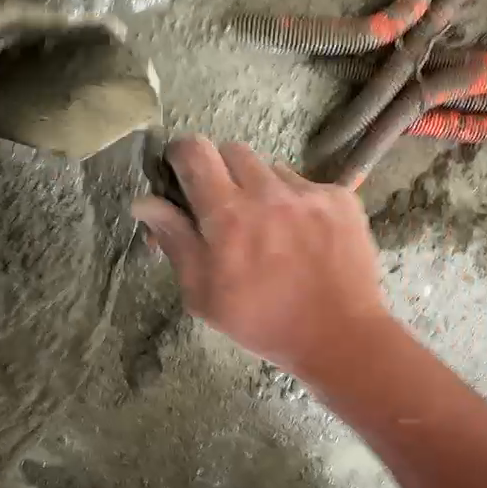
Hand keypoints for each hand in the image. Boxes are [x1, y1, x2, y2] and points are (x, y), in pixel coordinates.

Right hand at [132, 137, 393, 378]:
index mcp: (227, 216)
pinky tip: (302, 238)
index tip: (181, 174)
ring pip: (271, 169)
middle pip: (232, 150)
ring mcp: (308, 193)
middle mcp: (267, 193)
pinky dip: (298, 204)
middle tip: (225, 210)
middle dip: (221, 173)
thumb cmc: (262, 323)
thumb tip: (145, 202)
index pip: (194, 152)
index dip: (181, 155)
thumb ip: (175, 242)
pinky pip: (307, 185)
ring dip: (261, 189)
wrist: (339, 337)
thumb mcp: (203, 295)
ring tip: (269, 230)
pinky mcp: (340, 199)